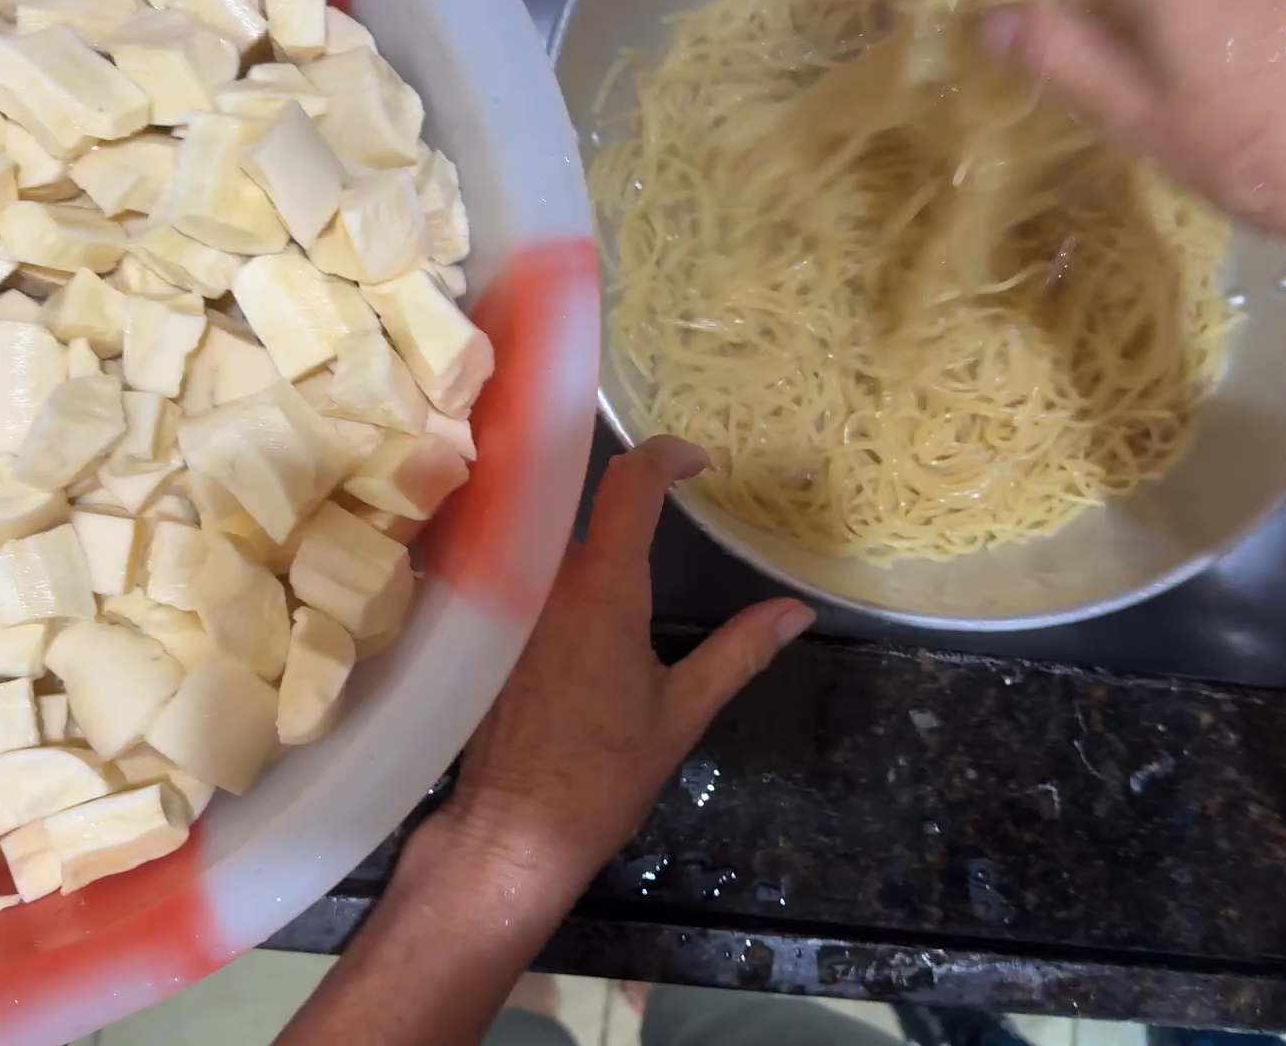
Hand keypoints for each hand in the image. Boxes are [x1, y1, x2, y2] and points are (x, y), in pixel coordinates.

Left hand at [433, 436, 813, 878]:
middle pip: (588, 500)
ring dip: (593, 525)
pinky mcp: (489, 627)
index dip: (666, 455)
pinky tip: (577, 590)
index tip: (697, 462)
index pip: (631, 484)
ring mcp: (509, 600)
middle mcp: (549, 578)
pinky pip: (524, 566)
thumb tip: (796, 612)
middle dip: (632, 493)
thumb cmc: (603, 773)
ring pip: (553, 532)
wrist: (511, 831)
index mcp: (605, 587)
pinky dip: (557, 557)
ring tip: (633, 547)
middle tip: (671, 505)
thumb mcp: (682, 711)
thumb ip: (740, 650)